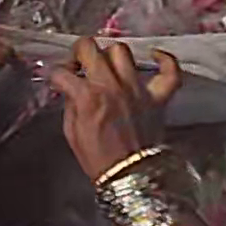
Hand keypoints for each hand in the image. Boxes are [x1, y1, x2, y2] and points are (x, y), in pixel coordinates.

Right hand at [49, 37, 181, 180]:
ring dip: (110, 55)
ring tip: (108, 65)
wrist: (129, 178)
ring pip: (121, 51)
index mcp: (87, 96)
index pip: (62, 72)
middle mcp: (111, 85)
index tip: (58, 79)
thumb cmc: (97, 158)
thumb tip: (71, 88)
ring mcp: (137, 89)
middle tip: (80, 64)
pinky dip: (164, 61)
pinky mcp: (158, 97)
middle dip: (78, 53)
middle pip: (90, 48)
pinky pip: (169, 72)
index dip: (56, 75)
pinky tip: (155, 56)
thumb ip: (70, 104)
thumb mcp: (71, 132)